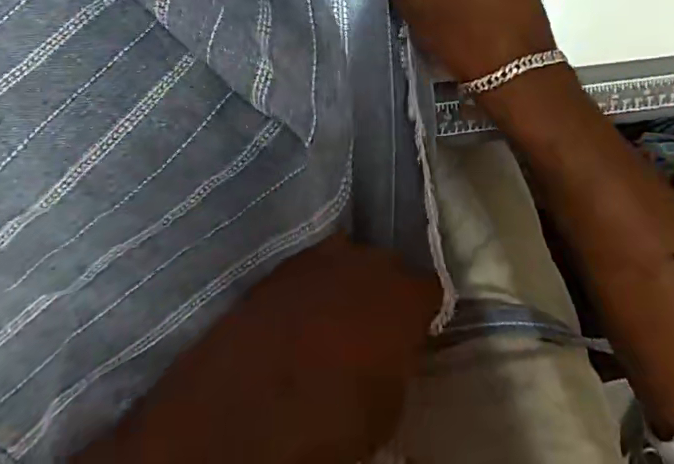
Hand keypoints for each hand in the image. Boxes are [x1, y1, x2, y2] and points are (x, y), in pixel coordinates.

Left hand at [76, 234, 438, 463]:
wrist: (243, 402)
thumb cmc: (331, 418)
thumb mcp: (385, 408)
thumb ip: (396, 363)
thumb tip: (391, 352)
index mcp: (401, 295)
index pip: (431, 288)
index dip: (424, 312)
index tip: (419, 333)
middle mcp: (362, 261)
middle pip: (388, 266)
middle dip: (386, 291)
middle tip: (378, 328)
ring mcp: (317, 256)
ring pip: (347, 257)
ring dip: (347, 281)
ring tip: (337, 318)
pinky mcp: (279, 264)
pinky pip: (311, 267)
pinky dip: (313, 285)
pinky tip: (302, 315)